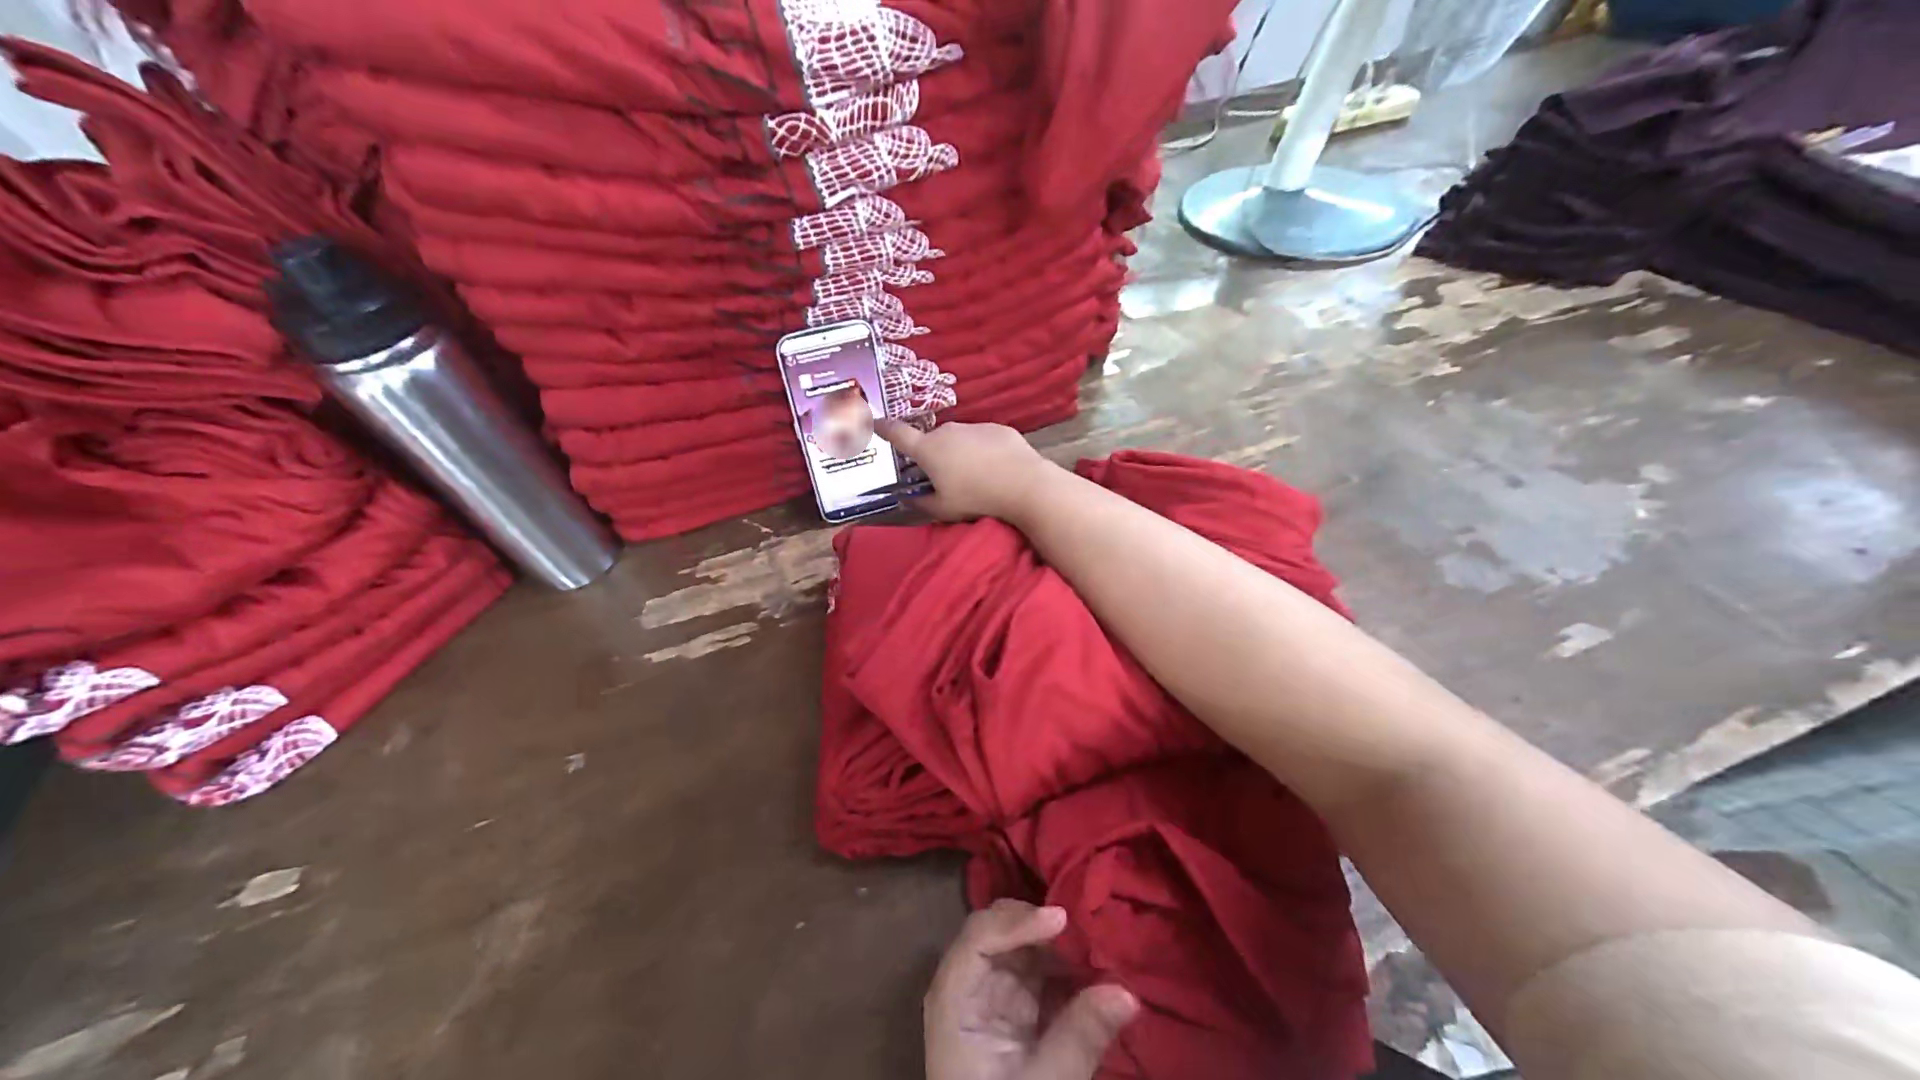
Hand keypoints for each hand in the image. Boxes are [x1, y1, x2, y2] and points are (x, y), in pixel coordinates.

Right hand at [875, 420, 1057, 522]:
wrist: (1025, 484)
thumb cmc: (977, 498)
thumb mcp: (943, 509)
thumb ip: (920, 503)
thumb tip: (907, 498)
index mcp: (928, 449)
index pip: (897, 433)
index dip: (883, 428)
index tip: (874, 423)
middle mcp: (948, 431)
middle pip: (931, 441)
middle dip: (932, 456)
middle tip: (942, 478)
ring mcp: (974, 426)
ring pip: (958, 440)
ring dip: (959, 454)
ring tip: (975, 479)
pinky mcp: (998, 428)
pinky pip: (982, 440)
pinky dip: (983, 452)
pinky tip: (996, 470)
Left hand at [924, 900, 1137, 1079]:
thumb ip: (1078, 1039)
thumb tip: (1127, 992)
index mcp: (954, 999)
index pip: (978, 939)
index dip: (1017, 922)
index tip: (1061, 920)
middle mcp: (970, 986)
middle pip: (1000, 933)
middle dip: (1042, 926)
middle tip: (1086, 927)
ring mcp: (994, 997)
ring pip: (1025, 949)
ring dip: (1062, 946)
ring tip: (1100, 945)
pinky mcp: (1019, 1012)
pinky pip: (1043, 975)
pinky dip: (1069, 969)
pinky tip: (1097, 970)